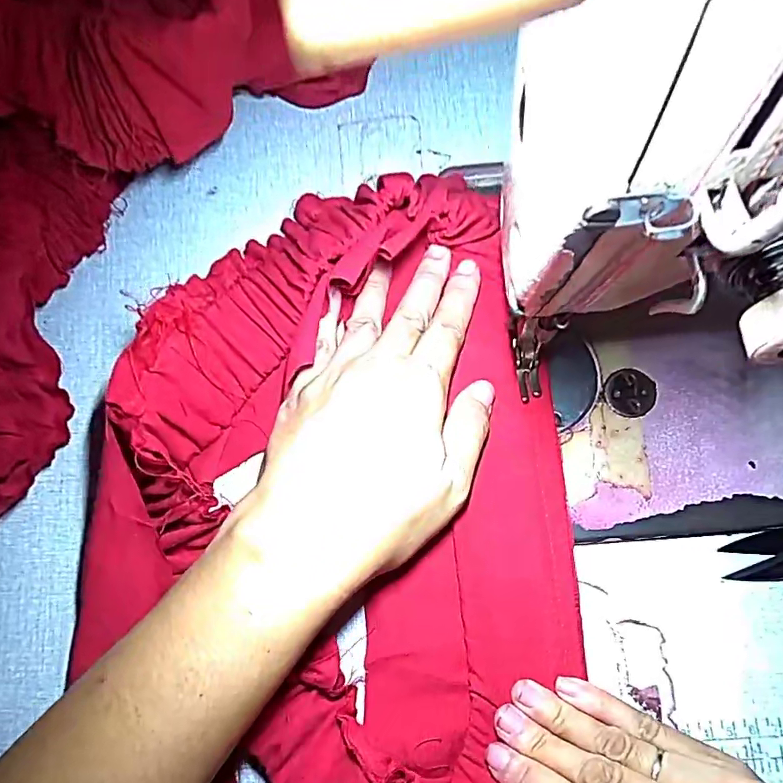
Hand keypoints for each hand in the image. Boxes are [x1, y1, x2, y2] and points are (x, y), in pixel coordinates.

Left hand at [229, 245, 493, 597]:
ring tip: (384, 262)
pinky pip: (321, 343)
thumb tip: (480, 395)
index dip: (460, 297)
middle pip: (407, 314)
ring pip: (361, 319)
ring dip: (376, 288)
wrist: (304, 529)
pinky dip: (330, 321)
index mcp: (418, 388)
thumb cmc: (378, 517)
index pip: (447, 330)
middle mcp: (375, 371)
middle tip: (437, 253)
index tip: (467, 271)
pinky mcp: (302, 393)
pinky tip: (333, 309)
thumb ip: (468, 431)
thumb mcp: (449, 485)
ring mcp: (334, 377)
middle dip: (426, 280)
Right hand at [487, 677, 782, 782]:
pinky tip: (573, 690)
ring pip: (629, 745)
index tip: (496, 757)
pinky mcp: (737, 769)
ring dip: (569, 716)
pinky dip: (611, 708)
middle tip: (502, 718)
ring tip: (525, 694)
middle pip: (607, 775)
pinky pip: (661, 730)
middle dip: (545, 744)